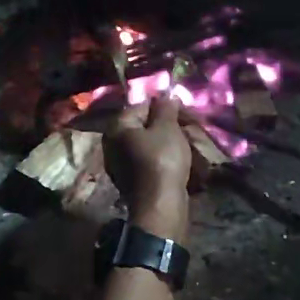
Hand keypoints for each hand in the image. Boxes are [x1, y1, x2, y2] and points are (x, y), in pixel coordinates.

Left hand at [107, 97, 191, 241]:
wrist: (160, 204)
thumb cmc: (163, 159)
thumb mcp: (167, 128)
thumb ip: (166, 108)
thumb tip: (166, 95)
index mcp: (117, 127)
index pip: (142, 106)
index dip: (164, 108)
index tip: (183, 115)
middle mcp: (112, 143)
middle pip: (143, 126)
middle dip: (166, 126)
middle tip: (186, 131)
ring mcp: (120, 164)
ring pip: (147, 144)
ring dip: (166, 143)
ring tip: (185, 147)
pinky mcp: (131, 180)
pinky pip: (148, 161)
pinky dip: (161, 159)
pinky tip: (176, 163)